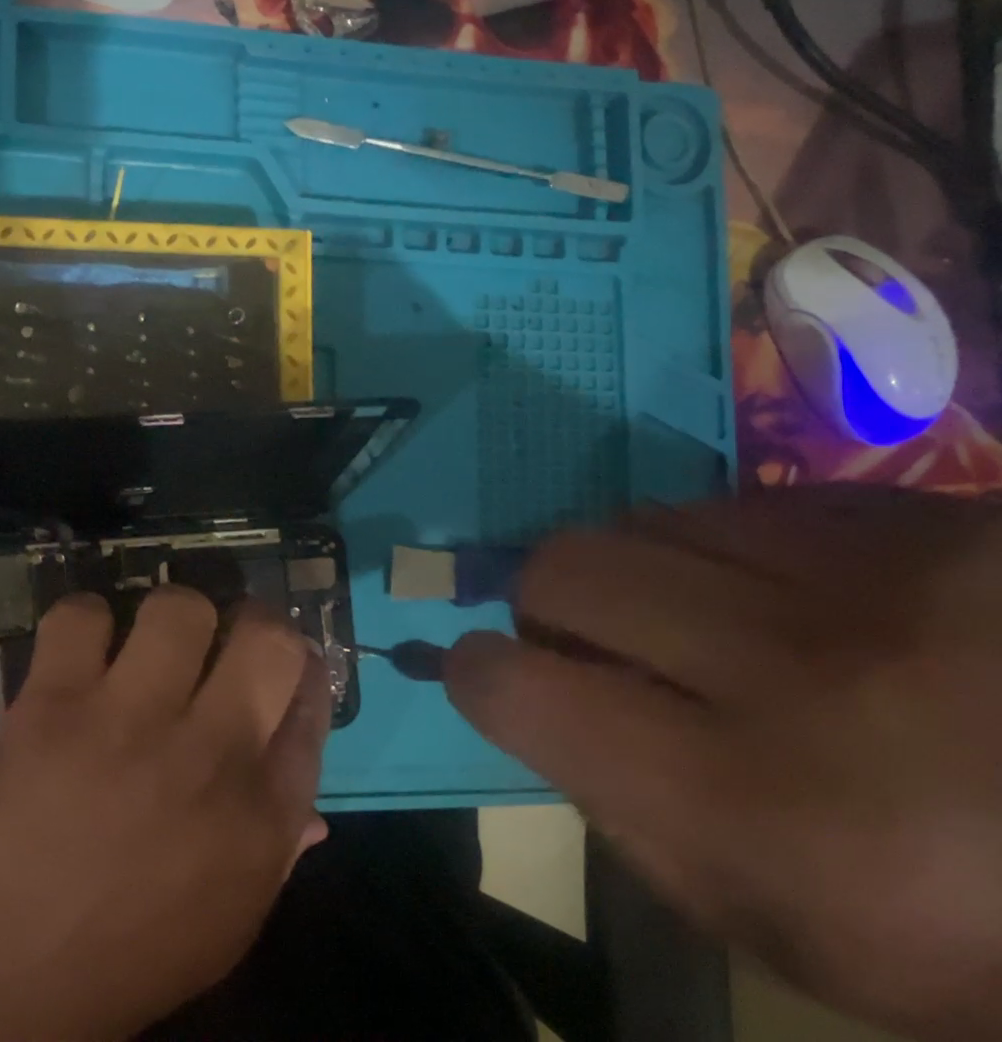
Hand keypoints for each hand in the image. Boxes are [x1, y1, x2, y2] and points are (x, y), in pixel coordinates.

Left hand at [0, 587, 331, 1039]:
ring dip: (168, 618)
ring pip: (176, 610)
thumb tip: (312, 810)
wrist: (9, 963)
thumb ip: (276, 853)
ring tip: (143, 645)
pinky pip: (80, 615)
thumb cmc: (129, 951)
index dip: (302, 672)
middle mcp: (210, 750)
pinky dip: (84, 619)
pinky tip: (79, 650)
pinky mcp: (54, 702)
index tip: (281, 666)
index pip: (310, 705)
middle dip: (252, 625)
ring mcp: (128, 719)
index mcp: (263, 812)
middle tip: (218, 642)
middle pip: (265, 640)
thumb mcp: (229, 922)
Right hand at [444, 487, 1001, 1040]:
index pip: (515, 684)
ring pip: (647, 520)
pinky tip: (782, 599)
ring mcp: (881, 582)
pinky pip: (752, 505)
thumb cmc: (960, 925)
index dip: (478, 673)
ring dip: (637, 572)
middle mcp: (798, 674)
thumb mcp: (772, 928)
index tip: (497, 678)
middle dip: (547, 607)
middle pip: (564, 569)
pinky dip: (729, 549)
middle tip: (591, 643)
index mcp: (745, 802)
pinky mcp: (944, 523)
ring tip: (692, 619)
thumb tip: (537, 712)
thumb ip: (626, 819)